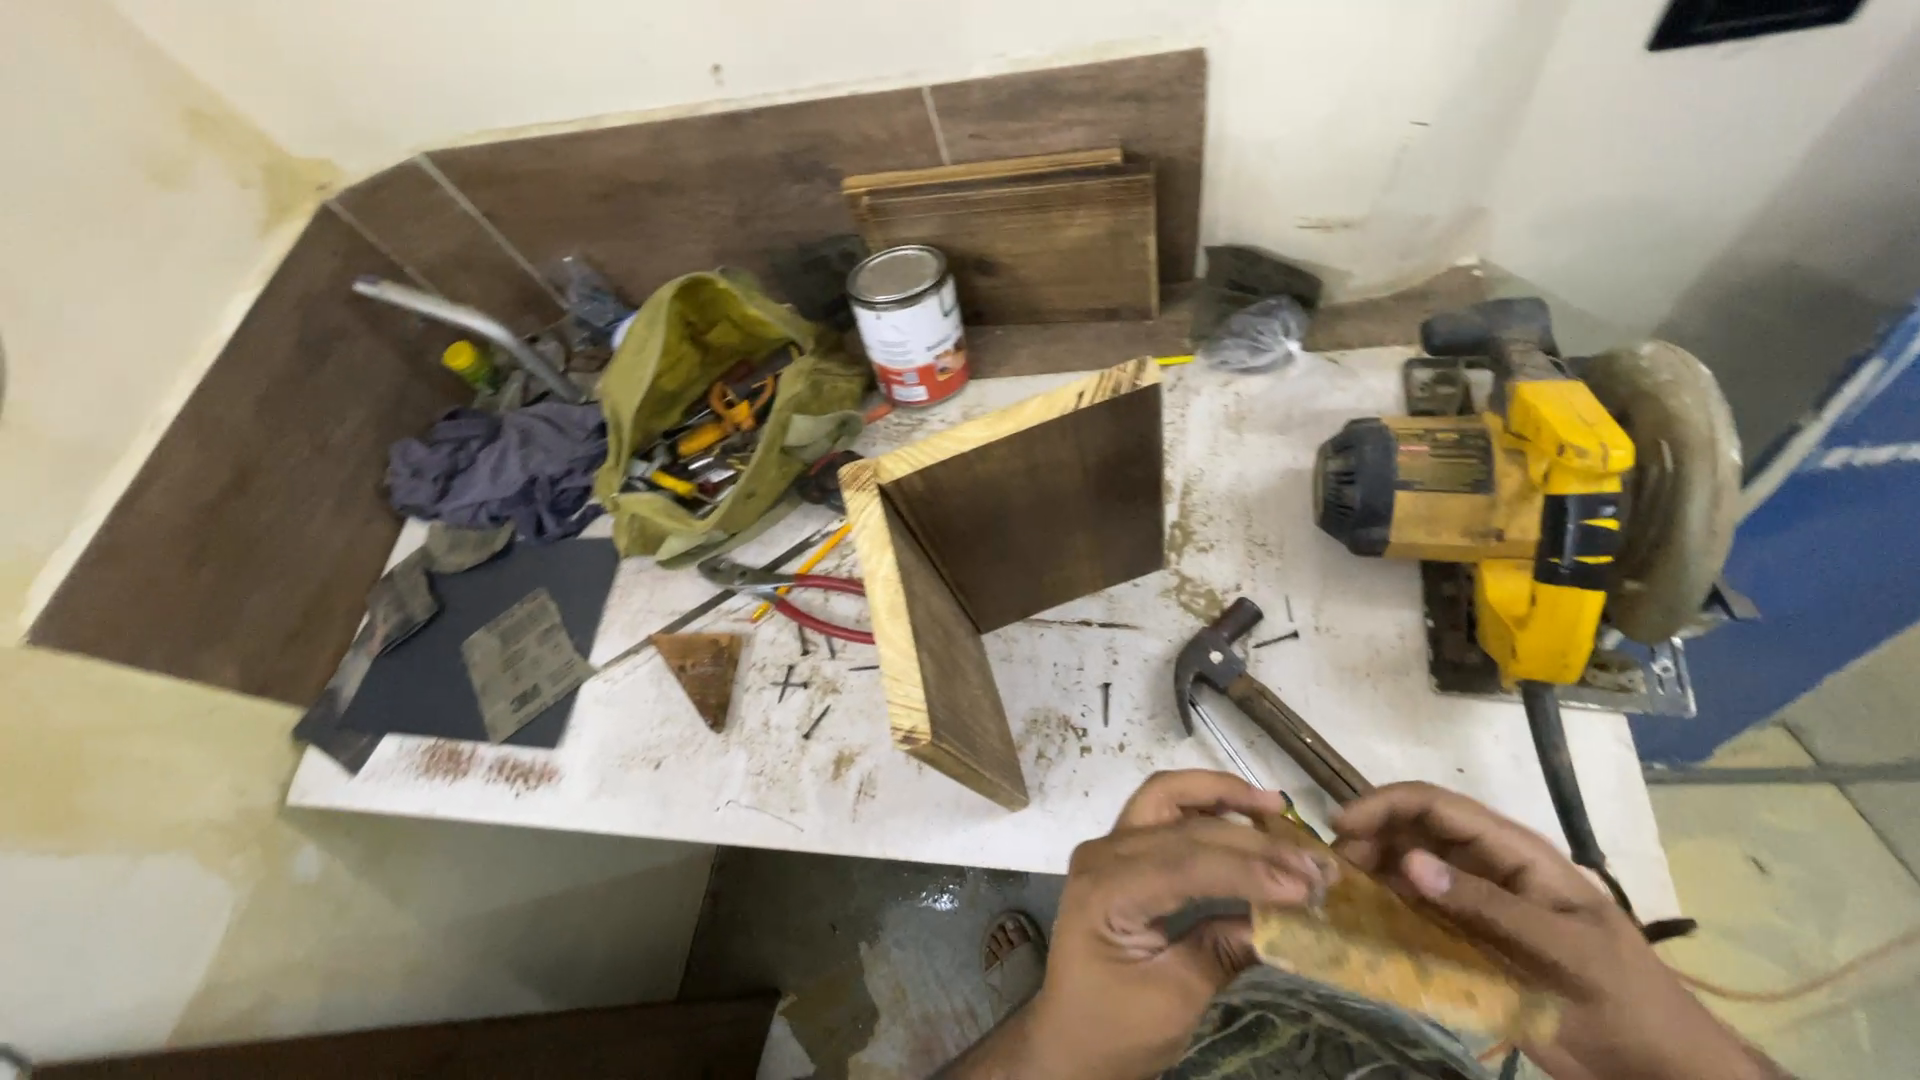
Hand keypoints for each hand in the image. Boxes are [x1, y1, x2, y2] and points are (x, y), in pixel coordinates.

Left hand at [945, 770, 1328, 1079]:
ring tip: (1275, 807)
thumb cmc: (1114, 1028)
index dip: (1247, 870)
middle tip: (1310, 860)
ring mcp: (1108, 848)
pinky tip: (1242, 812)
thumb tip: (1286, 918)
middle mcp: (1101, 855)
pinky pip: (1161, 811)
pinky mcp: (1121, 852)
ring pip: (1165, 797)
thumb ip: (1223, 951)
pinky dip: (1203, 804)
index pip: (1183, 864)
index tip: (1305, 884)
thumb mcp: (1173, 1001)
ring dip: (1220, 795)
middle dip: (1249, 839)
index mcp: (1105, 892)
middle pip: (1181, 827)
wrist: (1068, 1037)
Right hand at [1334, 782, 1774, 1079]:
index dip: (1385, 805)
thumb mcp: (1564, 950)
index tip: (1341, 825)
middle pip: (1414, 829)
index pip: (1438, 806)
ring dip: (1369, 868)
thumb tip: (1408, 862)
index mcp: (1515, 853)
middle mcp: (1485, 867)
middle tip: (1332, 865)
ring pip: (1406, 865)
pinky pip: (1413, 910)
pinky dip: (1381, 906)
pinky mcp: (1464, 939)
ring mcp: (1472, 903)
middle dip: (1369, 835)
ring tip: (1338, 889)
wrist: (1656, 1070)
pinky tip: (1359, 917)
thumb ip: (1488, 906)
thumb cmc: (1623, 1000)